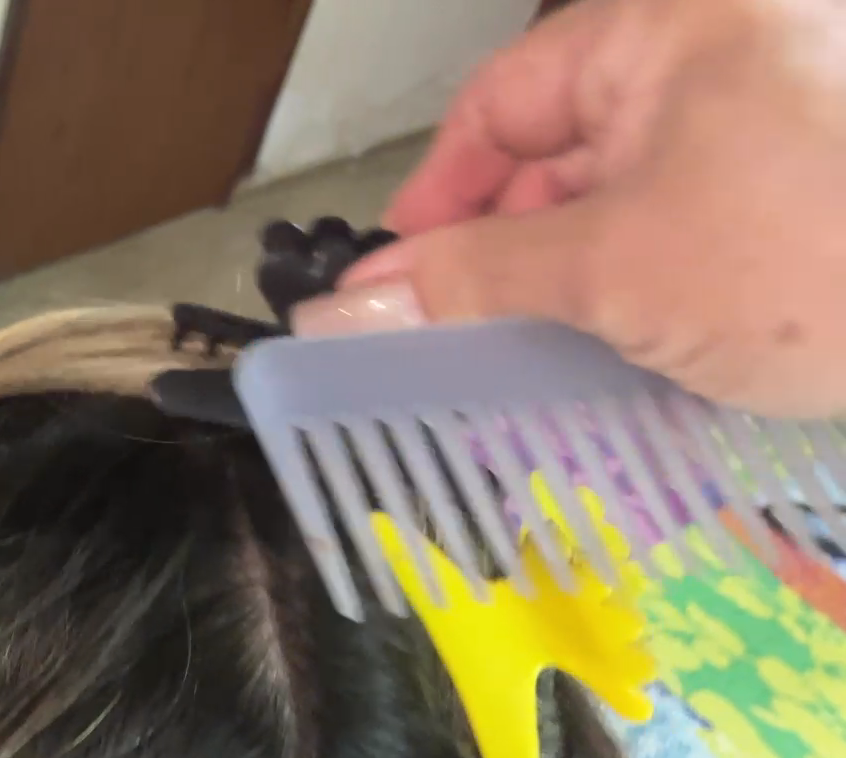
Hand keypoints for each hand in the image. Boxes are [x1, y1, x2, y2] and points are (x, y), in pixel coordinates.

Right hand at [307, 0, 845, 415]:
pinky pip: (670, 223)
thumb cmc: (833, 258)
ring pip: (609, 195)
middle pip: (551, 152)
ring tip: (540, 346)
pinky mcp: (798, 183)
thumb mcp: (615, 267)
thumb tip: (341, 306)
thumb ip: (463, 279)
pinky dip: (625, 282)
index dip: (432, 195)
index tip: (391, 278)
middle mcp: (729, 54)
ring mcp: (773, 118)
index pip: (500, 102)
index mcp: (684, 27)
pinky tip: (614, 335)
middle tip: (459, 331)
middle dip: (494, 246)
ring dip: (555, 275)